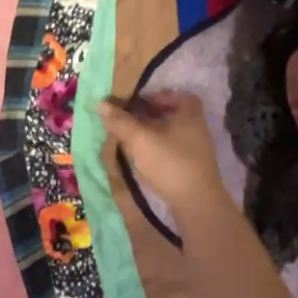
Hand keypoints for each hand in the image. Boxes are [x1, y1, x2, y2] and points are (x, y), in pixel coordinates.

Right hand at [100, 91, 227, 210]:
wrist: (196, 202)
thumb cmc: (169, 163)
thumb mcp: (140, 139)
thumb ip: (120, 121)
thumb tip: (101, 103)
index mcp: (189, 112)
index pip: (173, 95)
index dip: (153, 96)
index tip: (134, 104)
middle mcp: (195, 126)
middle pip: (169, 114)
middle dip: (146, 116)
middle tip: (125, 121)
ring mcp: (195, 147)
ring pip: (168, 133)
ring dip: (149, 133)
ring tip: (127, 139)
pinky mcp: (190, 165)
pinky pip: (170, 149)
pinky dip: (155, 148)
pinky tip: (140, 157)